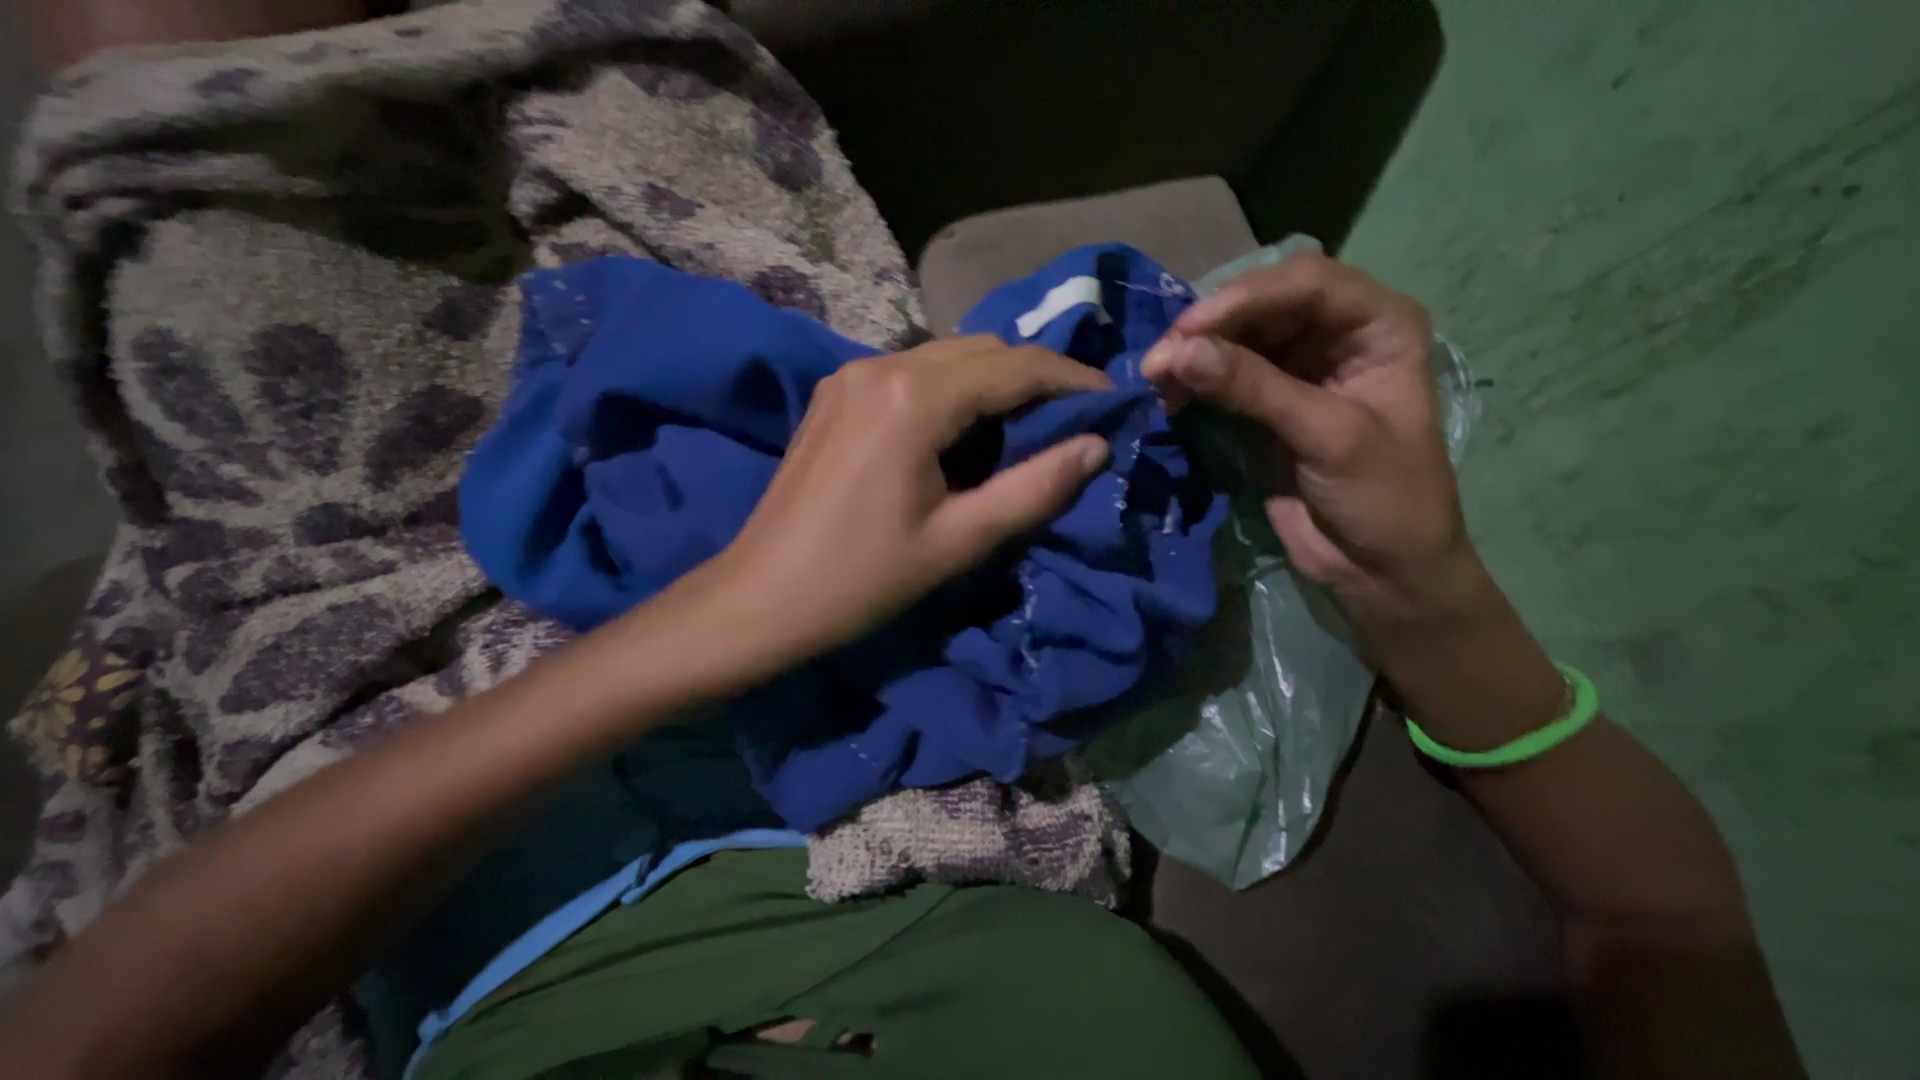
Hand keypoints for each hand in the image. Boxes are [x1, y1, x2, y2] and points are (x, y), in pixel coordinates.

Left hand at [678, 335, 1110, 674]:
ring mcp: (852, 374)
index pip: (1017, 366)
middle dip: (1036, 377)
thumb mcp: (958, 542)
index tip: (1114, 404)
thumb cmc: (862, 579)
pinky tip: (965, 430)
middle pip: (983, 349)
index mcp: (916, 397)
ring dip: (994, 381)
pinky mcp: (835, 392)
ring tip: (1027, 429)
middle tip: (1074, 423)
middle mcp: (883, 365)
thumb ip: (1034, 489)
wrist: (760, 597)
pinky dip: (952, 388)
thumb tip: (1096, 447)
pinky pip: (912, 371)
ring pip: (947, 355)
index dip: (1073, 380)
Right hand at [1142, 254, 1477, 624]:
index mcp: (1379, 325)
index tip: (1191, 330)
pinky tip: (1167, 394)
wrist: (1380, 570)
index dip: (1245, 298)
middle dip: (1210, 326)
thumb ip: (1255, 389)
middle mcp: (1339, 333)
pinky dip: (1193, 381)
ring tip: (1154, 377)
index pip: (1306, 284)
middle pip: (1264, 304)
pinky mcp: (1267, 403)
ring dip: (1194, 353)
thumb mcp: (1328, 437)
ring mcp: (1299, 367)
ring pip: (1236, 337)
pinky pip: (1223, 375)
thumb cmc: (1384, 498)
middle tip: (1160, 357)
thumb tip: (1179, 353)